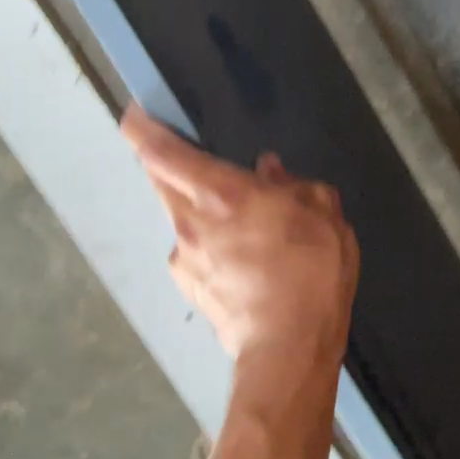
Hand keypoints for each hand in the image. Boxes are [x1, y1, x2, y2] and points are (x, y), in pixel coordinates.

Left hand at [122, 108, 359, 366]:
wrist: (289, 346)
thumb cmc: (312, 268)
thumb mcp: (323, 213)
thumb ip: (295, 185)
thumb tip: (269, 171)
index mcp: (222, 193)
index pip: (161, 152)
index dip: (141, 128)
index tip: (136, 112)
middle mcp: (190, 221)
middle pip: (164, 182)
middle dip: (176, 167)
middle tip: (212, 166)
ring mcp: (183, 259)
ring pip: (185, 219)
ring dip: (206, 213)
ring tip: (253, 229)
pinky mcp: (189, 288)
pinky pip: (196, 252)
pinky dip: (215, 247)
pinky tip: (252, 264)